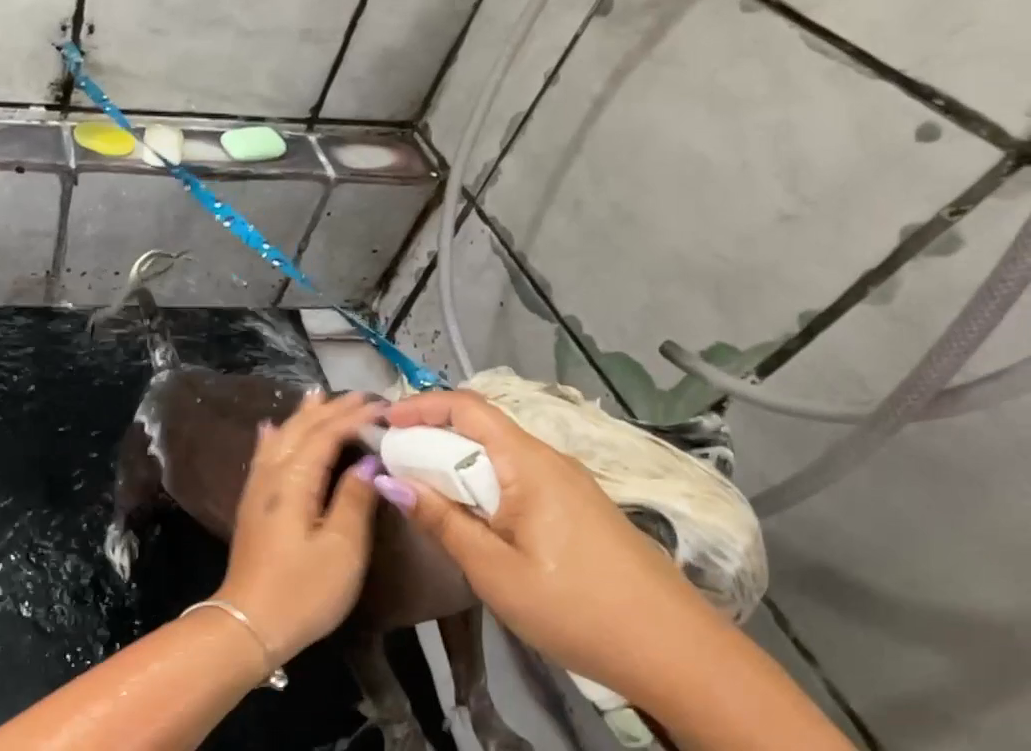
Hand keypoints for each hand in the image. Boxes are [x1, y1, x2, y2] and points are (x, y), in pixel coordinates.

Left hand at [212, 390, 386, 664]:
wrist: (249, 621)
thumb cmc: (303, 589)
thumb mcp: (342, 548)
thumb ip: (354, 500)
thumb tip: (367, 462)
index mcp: (294, 480)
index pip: (326, 435)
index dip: (353, 417)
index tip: (382, 405)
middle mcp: (272, 474)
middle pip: (301, 431)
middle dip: (330, 410)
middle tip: (359, 396)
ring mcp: (257, 488)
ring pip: (282, 438)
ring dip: (303, 417)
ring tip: (317, 396)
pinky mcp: (253, 504)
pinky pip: (266, 455)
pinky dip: (275, 436)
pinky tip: (271, 429)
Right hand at [383, 391, 730, 703]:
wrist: (679, 656)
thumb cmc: (577, 607)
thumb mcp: (494, 569)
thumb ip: (440, 519)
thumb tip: (388, 478)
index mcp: (529, 463)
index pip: (467, 406)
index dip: (420, 405)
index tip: (382, 423)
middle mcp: (549, 461)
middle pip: (481, 427)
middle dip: (430, 435)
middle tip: (391, 461)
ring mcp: (568, 485)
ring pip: (498, 454)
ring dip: (455, 461)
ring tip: (421, 488)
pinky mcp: (578, 509)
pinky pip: (517, 478)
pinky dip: (481, 482)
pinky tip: (470, 516)